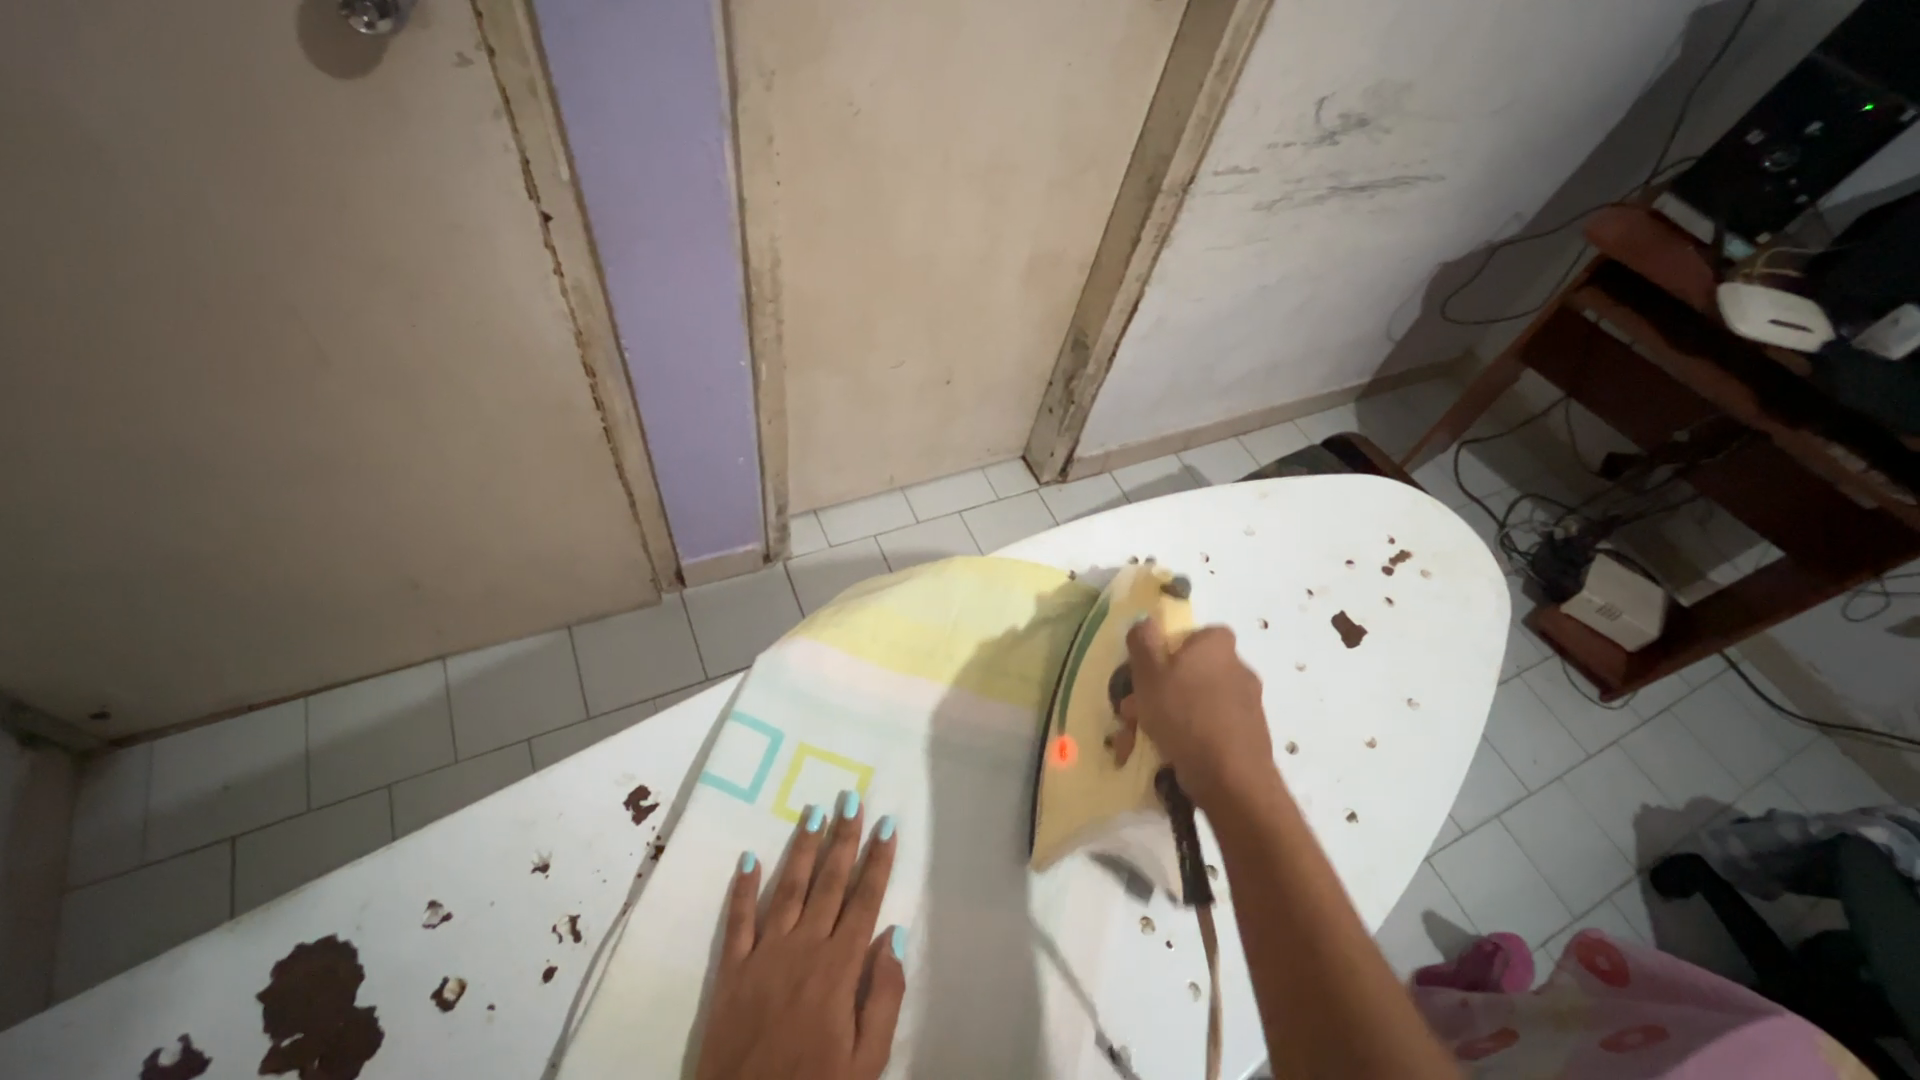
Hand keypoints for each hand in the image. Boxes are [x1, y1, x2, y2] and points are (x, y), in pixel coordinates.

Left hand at [695, 793, 905, 1079]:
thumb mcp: (867, 1059)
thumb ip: (884, 996)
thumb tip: (895, 935)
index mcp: (839, 969)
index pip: (864, 901)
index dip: (878, 861)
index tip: (887, 825)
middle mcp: (803, 949)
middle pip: (829, 883)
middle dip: (843, 838)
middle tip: (850, 798)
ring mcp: (763, 955)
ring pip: (788, 888)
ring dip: (802, 848)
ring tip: (813, 811)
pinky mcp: (731, 969)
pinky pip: (737, 919)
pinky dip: (743, 887)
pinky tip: (750, 857)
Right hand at [1121, 618, 1275, 811]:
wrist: (1230, 777)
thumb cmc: (1184, 715)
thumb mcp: (1149, 673)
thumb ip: (1143, 642)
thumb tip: (1146, 620)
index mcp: (1217, 645)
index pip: (1192, 636)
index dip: (1166, 652)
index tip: (1146, 674)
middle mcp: (1238, 668)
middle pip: (1189, 673)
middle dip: (1157, 694)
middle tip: (1132, 716)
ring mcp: (1247, 703)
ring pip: (1195, 704)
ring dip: (1167, 719)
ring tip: (1139, 742)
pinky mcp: (1250, 735)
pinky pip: (1210, 728)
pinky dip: (1188, 738)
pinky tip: (1166, 757)